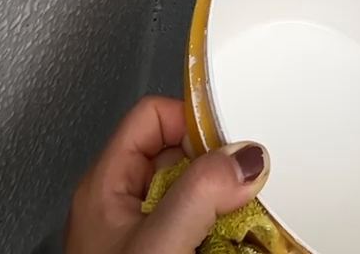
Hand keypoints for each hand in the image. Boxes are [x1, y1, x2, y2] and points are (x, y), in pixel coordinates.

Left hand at [65, 96, 269, 253]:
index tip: (232, 138)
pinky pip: (205, 233)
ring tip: (252, 220)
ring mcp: (145, 240)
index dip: (194, 120)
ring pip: (199, 198)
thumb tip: (245, 155)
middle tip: (248, 184)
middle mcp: (124, 208)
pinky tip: (242, 245)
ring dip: (230, 207)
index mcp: (107, 186)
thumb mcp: (157, 246)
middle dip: (221, 171)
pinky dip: (229, 237)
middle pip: (183, 157)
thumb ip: (199, 194)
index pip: (155, 117)